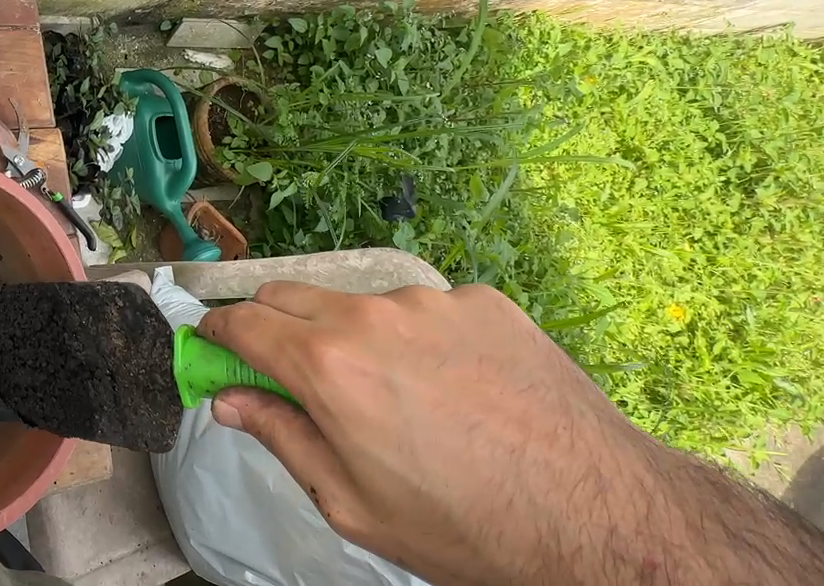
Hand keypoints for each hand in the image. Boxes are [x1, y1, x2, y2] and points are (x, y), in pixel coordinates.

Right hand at [197, 282, 661, 585]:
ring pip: (355, 300)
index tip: (213, 346)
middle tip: (289, 368)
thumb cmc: (465, 530)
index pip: (240, 321)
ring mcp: (427, 300)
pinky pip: (423, 306)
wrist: (611, 525)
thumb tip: (225, 398)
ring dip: (348, 331)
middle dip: (270, 324)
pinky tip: (456, 382)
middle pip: (285, 294)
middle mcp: (367, 314)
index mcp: (325, 364)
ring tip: (394, 388)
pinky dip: (417, 335)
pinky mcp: (480, 299)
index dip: (216, 332)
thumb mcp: (352, 503)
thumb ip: (278, 436)